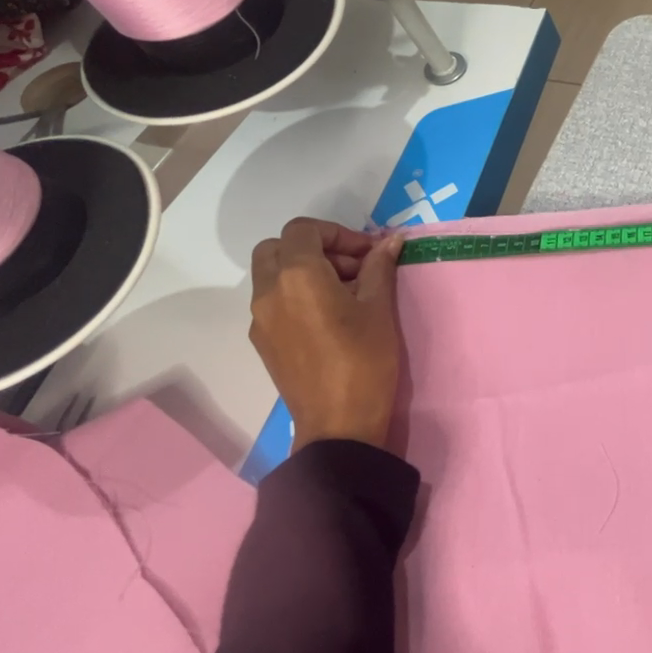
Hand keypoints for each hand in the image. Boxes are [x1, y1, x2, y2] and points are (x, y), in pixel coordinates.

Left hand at [249, 218, 404, 450]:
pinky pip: (274, 299)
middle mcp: (269, 291)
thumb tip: (390, 240)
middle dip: (316, 247)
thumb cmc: (365, 358)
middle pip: (279, 247)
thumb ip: (380, 267)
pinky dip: (298, 293)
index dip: (338, 233)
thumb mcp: (380, 307)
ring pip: (273, 273)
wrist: (339, 422)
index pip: (304, 230)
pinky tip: (331, 316)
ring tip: (347, 293)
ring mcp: (260, 317)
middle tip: (354, 268)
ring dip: (306, 269)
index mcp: (297, 277)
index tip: (368, 253)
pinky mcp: (263, 340)